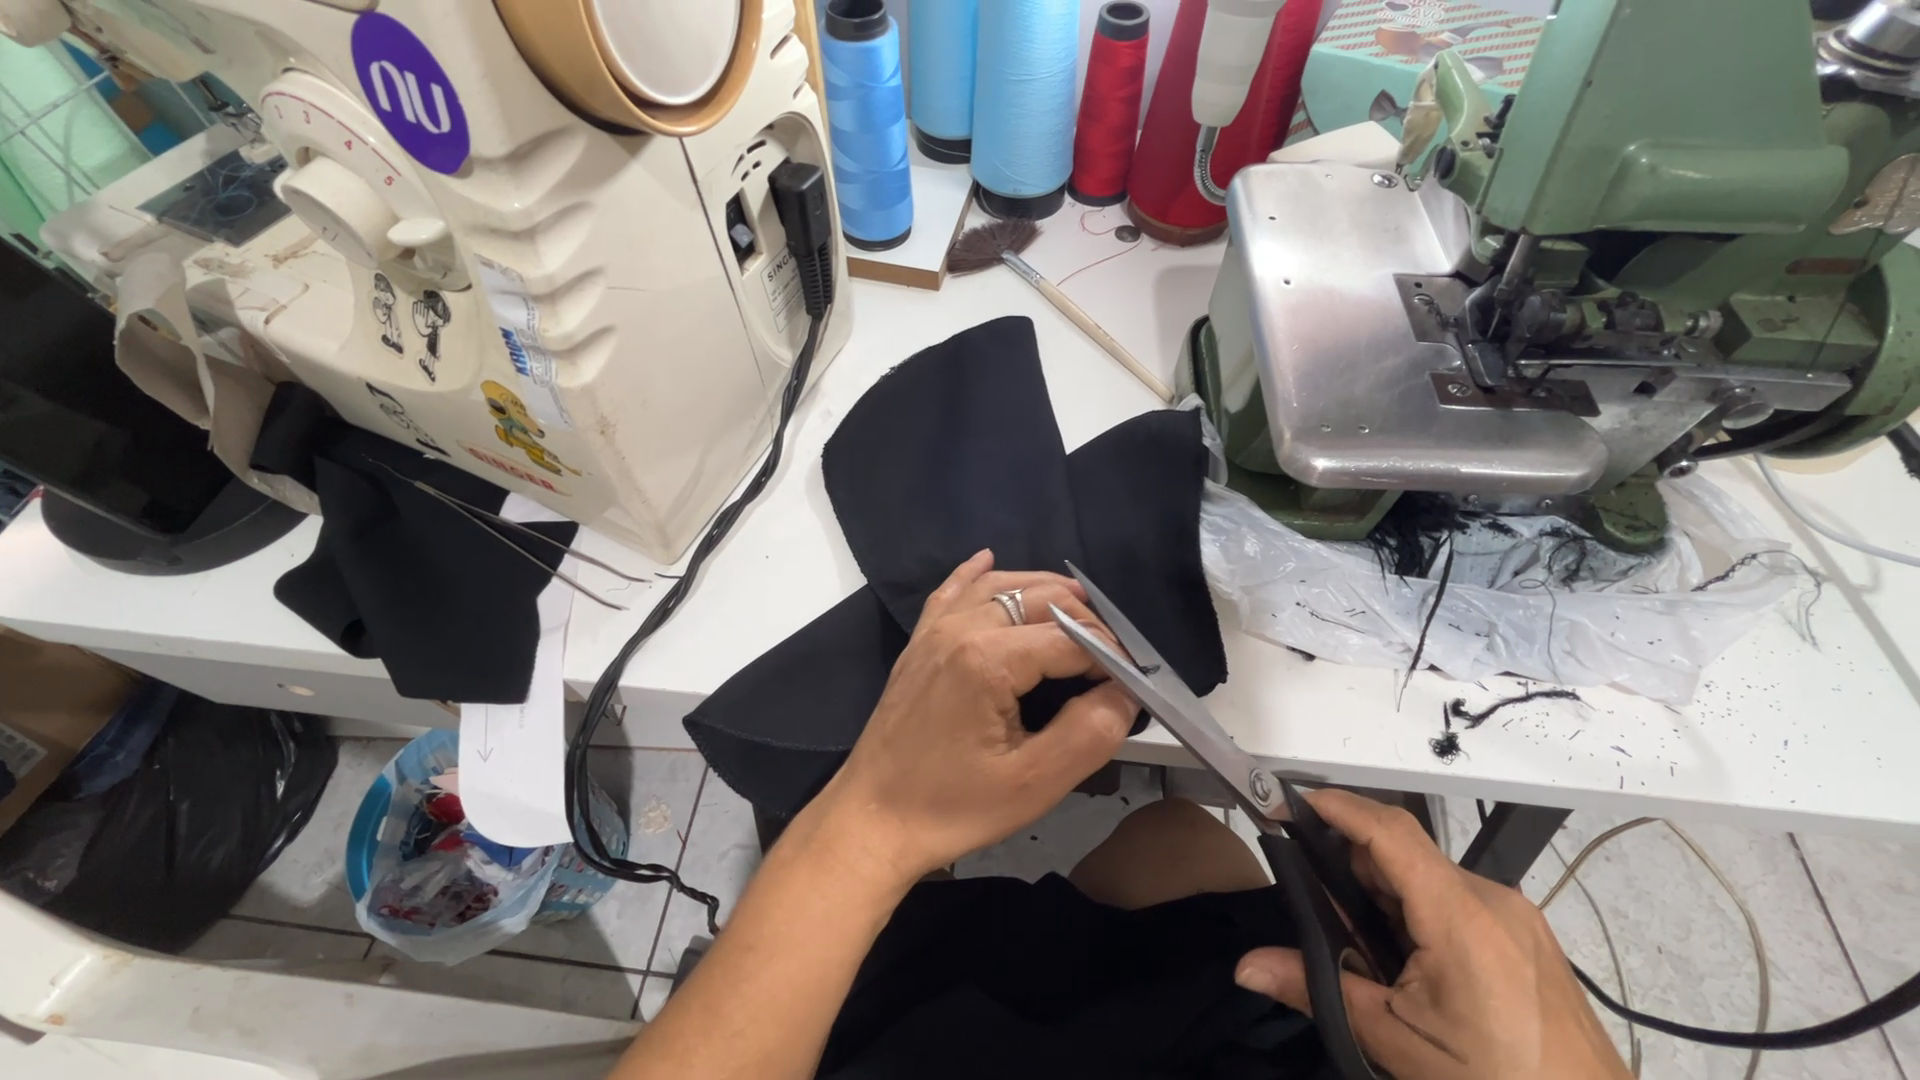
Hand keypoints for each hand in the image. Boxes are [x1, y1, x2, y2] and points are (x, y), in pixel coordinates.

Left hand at [800, 550, 1136, 885]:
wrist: (872, 821)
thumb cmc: (953, 807)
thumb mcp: (1035, 783)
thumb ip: (1091, 732)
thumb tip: (1123, 691)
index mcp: (989, 659)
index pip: (1071, 636)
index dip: (1111, 655)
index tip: (1133, 681)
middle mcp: (960, 629)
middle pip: (1039, 599)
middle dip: (1085, 619)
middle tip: (1113, 655)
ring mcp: (934, 632)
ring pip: (997, 585)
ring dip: (1042, 590)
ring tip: (1080, 605)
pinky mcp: (918, 644)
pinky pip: (951, 592)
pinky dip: (977, 575)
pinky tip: (989, 560)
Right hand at [1233, 790, 1630, 1079]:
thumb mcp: (1398, 1042)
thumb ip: (1319, 990)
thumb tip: (1247, 965)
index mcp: (1459, 917)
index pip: (1389, 831)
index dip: (1338, 807)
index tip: (1291, 802)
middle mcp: (1490, 898)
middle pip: (1401, 854)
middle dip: (1353, 874)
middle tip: (1331, 925)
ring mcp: (1514, 913)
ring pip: (1426, 877)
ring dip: (1387, 898)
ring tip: (1377, 959)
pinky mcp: (1526, 930)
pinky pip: (1456, 898)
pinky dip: (1419, 912)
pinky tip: (1415, 967)